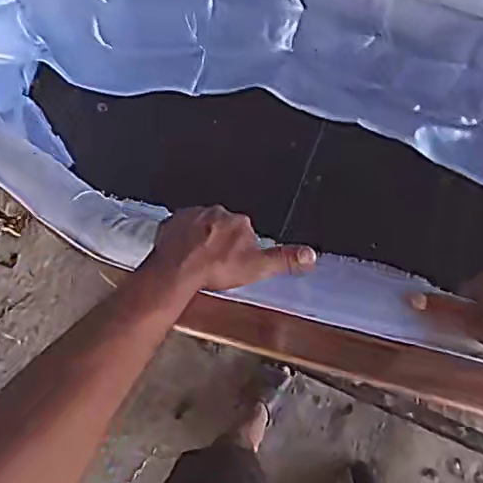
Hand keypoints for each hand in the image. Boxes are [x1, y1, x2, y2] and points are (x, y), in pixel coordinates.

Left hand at [138, 207, 316, 292]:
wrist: (177, 270)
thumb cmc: (213, 269)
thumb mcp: (257, 268)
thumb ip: (284, 259)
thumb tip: (310, 255)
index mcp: (239, 221)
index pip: (245, 232)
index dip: (241, 249)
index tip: (234, 262)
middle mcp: (216, 212)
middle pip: (223, 227)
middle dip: (220, 242)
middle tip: (215, 264)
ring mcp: (192, 215)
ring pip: (201, 226)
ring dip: (201, 239)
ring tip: (198, 261)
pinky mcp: (173, 221)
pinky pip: (180, 227)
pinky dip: (182, 238)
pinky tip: (182, 254)